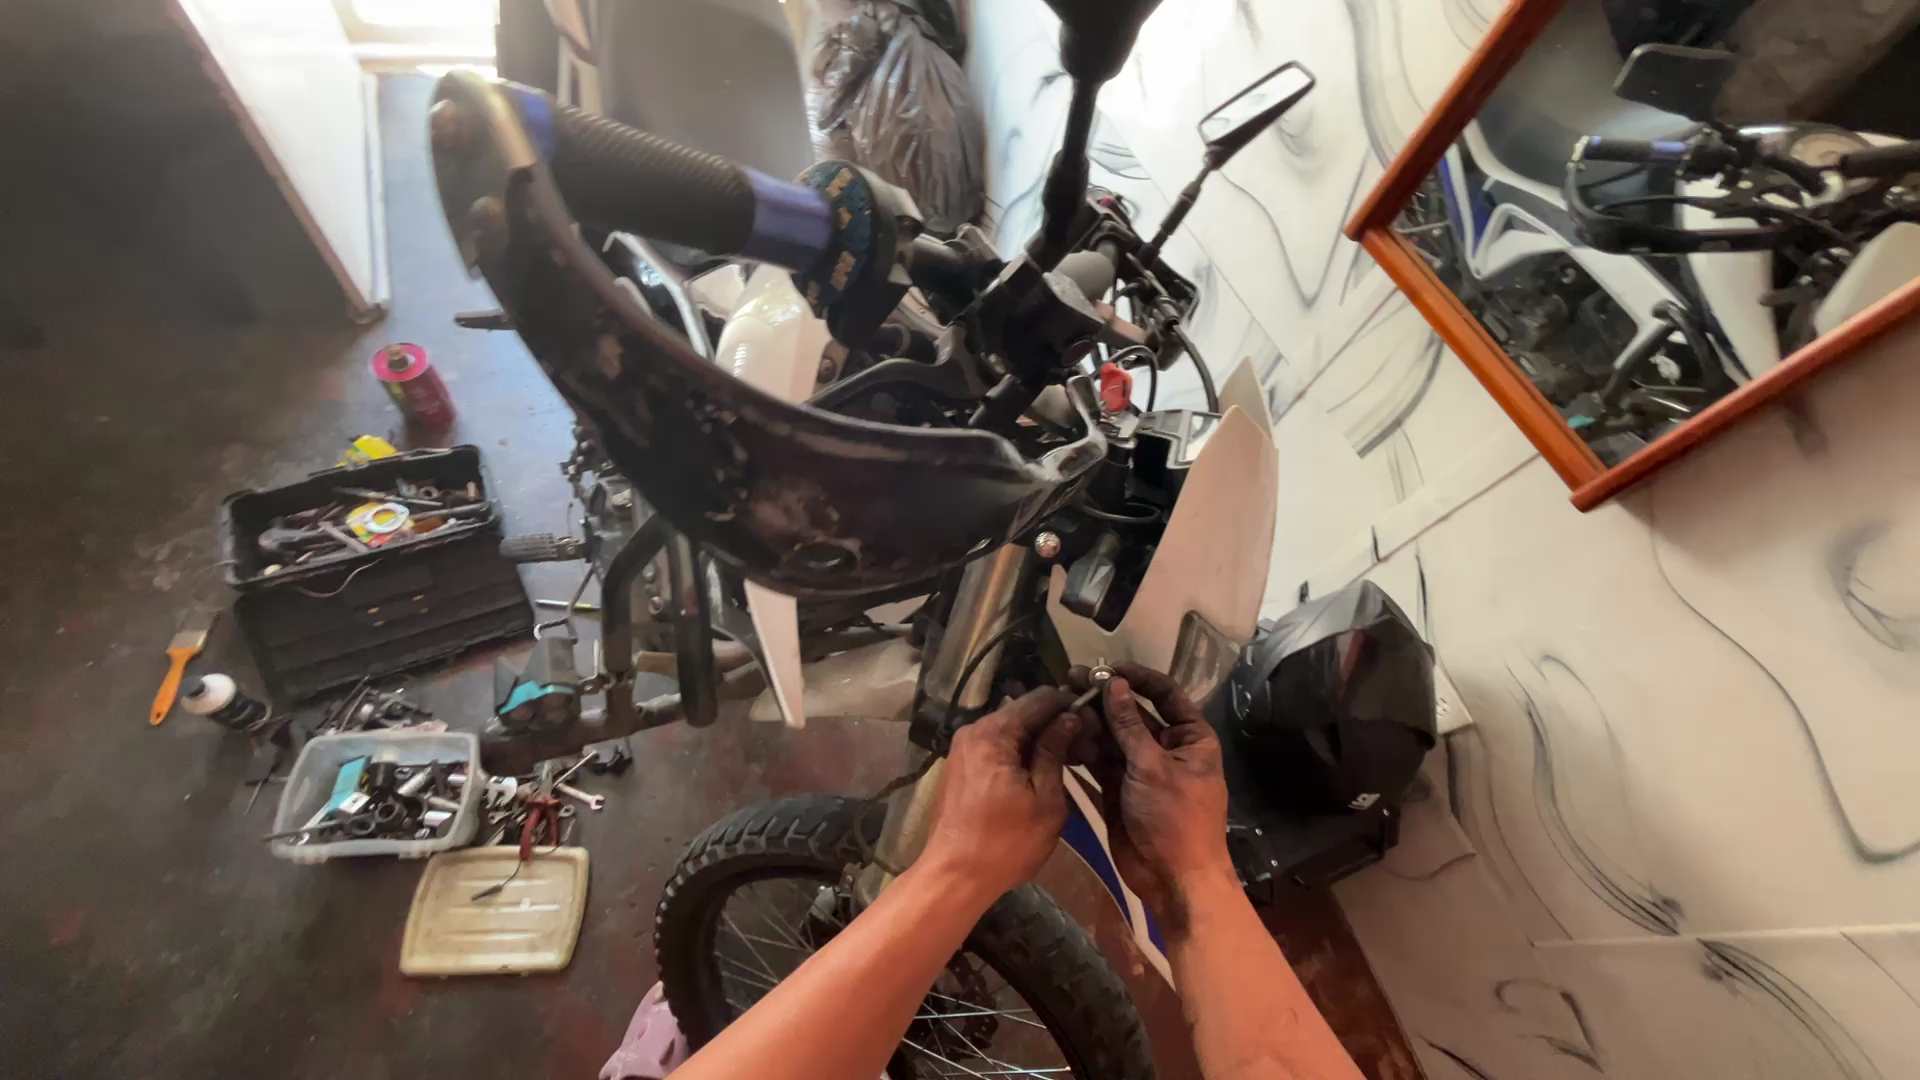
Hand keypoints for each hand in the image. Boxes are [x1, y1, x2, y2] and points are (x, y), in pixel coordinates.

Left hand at [920, 687, 1079, 899]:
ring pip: (1011, 729)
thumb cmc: (1006, 843)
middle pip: (1024, 712)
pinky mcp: (962, 763)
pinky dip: (1020, 751)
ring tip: (1071, 759)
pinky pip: (997, 745)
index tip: (1095, 721)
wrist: (954, 875)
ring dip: (1039, 739)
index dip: (1071, 705)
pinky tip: (1042, 769)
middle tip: (1088, 746)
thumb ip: (1054, 752)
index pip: (1040, 699)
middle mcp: (974, 729)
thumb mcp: (1045, 800)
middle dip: (1056, 723)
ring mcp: (964, 745)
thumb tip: (1070, 718)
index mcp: (994, 732)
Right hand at [1072, 663, 1232, 926]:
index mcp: (1190, 738)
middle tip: (1072, 677)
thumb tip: (1114, 684)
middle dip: (1104, 696)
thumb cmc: (1176, 818)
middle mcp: (1166, 746)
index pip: (1165, 694)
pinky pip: (1100, 757)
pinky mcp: (1119, 785)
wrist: (1173, 879)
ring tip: (1061, 700)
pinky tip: (1062, 730)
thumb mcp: (1152, 767)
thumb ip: (1129, 724)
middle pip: (1133, 712)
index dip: (1138, 677)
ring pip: (1112, 734)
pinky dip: (1083, 744)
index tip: (1108, 667)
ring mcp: (1141, 766)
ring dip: (1090, 718)